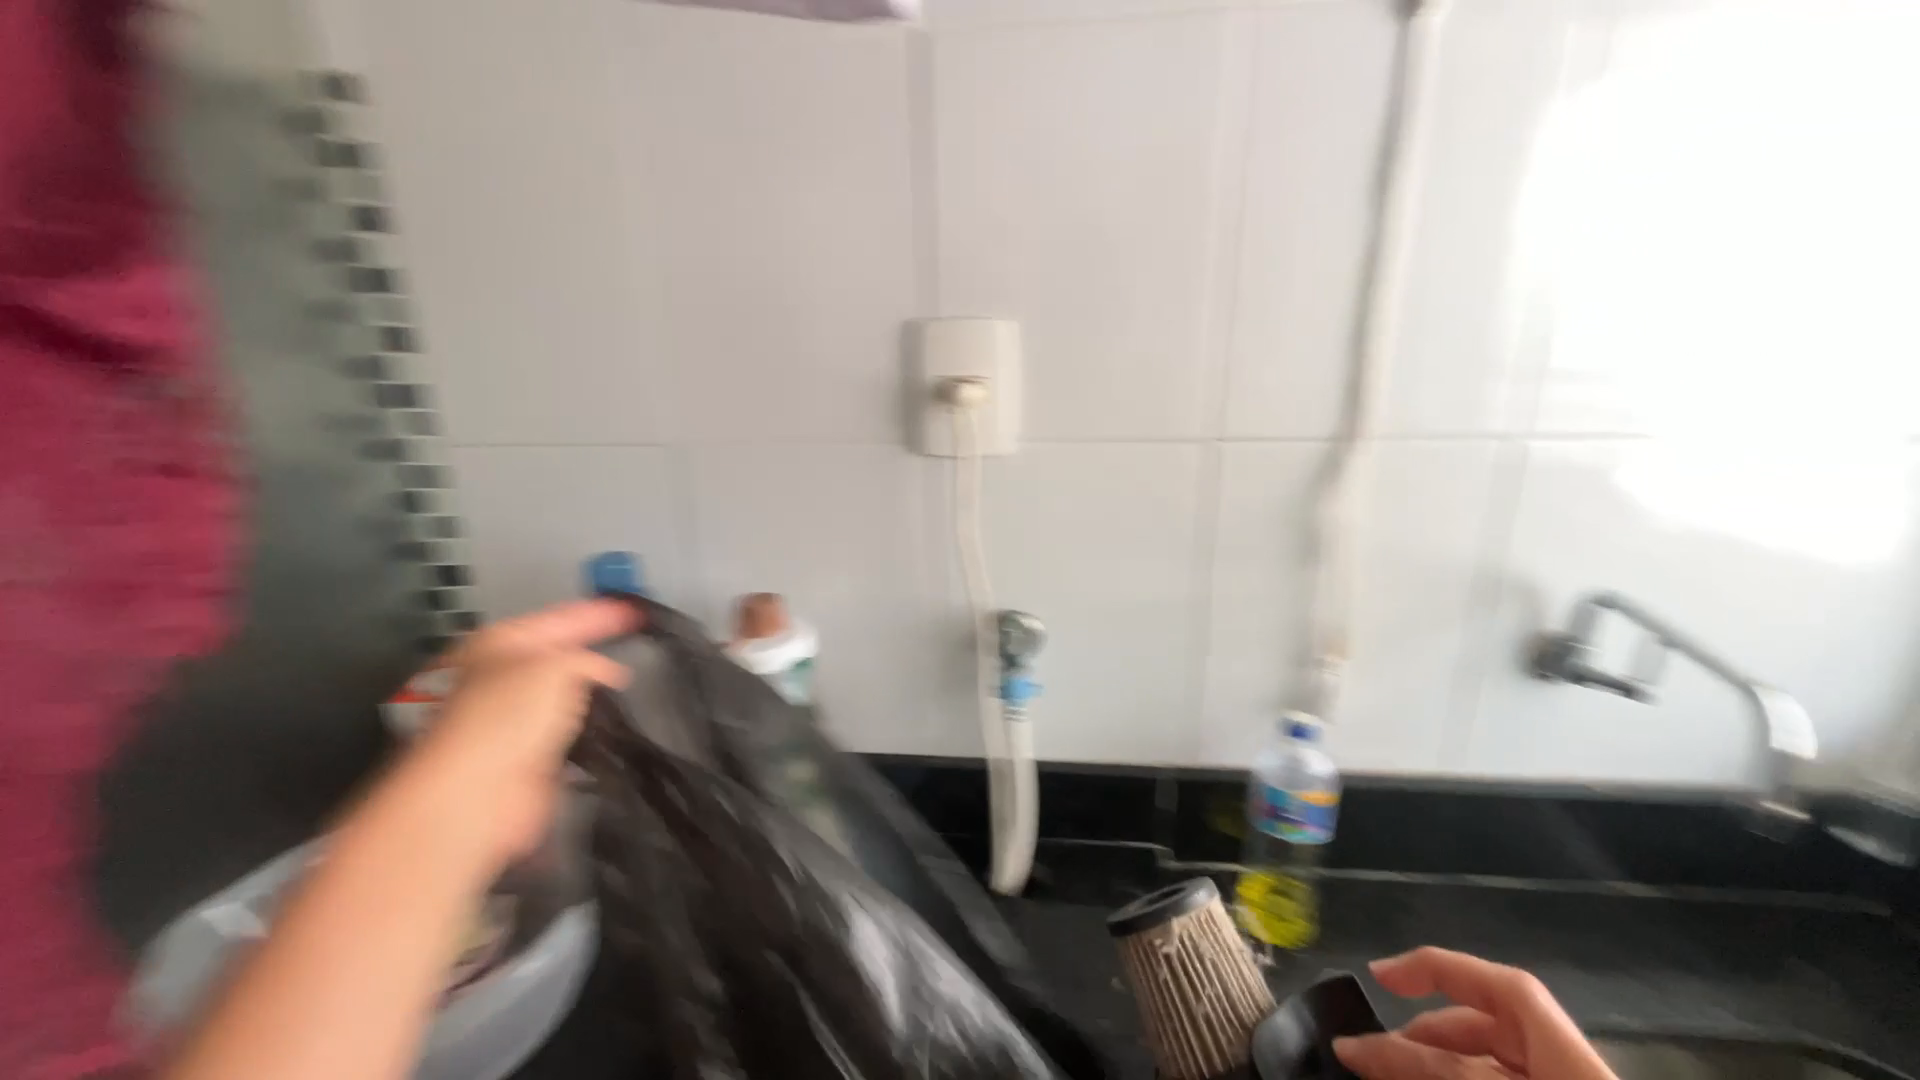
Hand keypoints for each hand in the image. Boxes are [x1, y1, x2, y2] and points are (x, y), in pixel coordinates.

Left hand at [409, 599, 639, 864]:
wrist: (474, 794)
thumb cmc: (504, 717)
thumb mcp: (554, 666)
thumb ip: (588, 660)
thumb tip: (608, 672)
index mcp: (501, 643)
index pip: (562, 618)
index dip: (601, 613)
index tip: (634, 609)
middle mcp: (505, 675)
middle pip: (562, 652)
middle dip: (596, 645)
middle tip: (635, 634)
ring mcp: (516, 716)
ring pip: (566, 691)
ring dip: (595, 687)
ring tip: (632, 676)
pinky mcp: (530, 752)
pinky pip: (570, 728)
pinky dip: (591, 723)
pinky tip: (615, 718)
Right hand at [1333, 948, 1618, 1079]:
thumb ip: (1433, 1067)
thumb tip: (1353, 1046)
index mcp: (1568, 1049)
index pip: (1503, 985)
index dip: (1437, 969)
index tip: (1377, 977)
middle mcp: (1566, 1063)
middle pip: (1487, 1028)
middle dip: (1420, 1034)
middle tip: (1368, 1053)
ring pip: (1485, 1064)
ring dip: (1430, 1063)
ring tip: (1384, 1072)